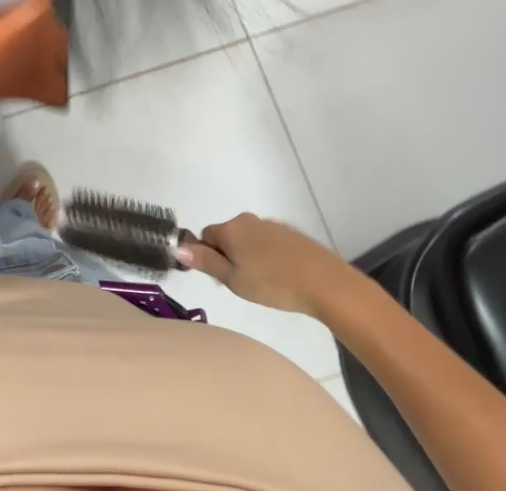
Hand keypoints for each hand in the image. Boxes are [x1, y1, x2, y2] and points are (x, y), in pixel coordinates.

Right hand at [179, 212, 364, 317]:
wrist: (327, 284)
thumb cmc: (274, 284)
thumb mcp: (234, 280)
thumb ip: (205, 261)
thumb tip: (178, 246)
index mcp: (231, 228)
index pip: (205, 236)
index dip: (208, 257)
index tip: (221, 280)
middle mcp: (248, 220)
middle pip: (227, 236)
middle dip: (228, 257)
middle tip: (242, 284)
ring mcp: (272, 225)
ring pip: (249, 240)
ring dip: (249, 257)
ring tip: (264, 283)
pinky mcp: (292, 234)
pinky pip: (269, 243)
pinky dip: (268, 256)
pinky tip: (281, 276)